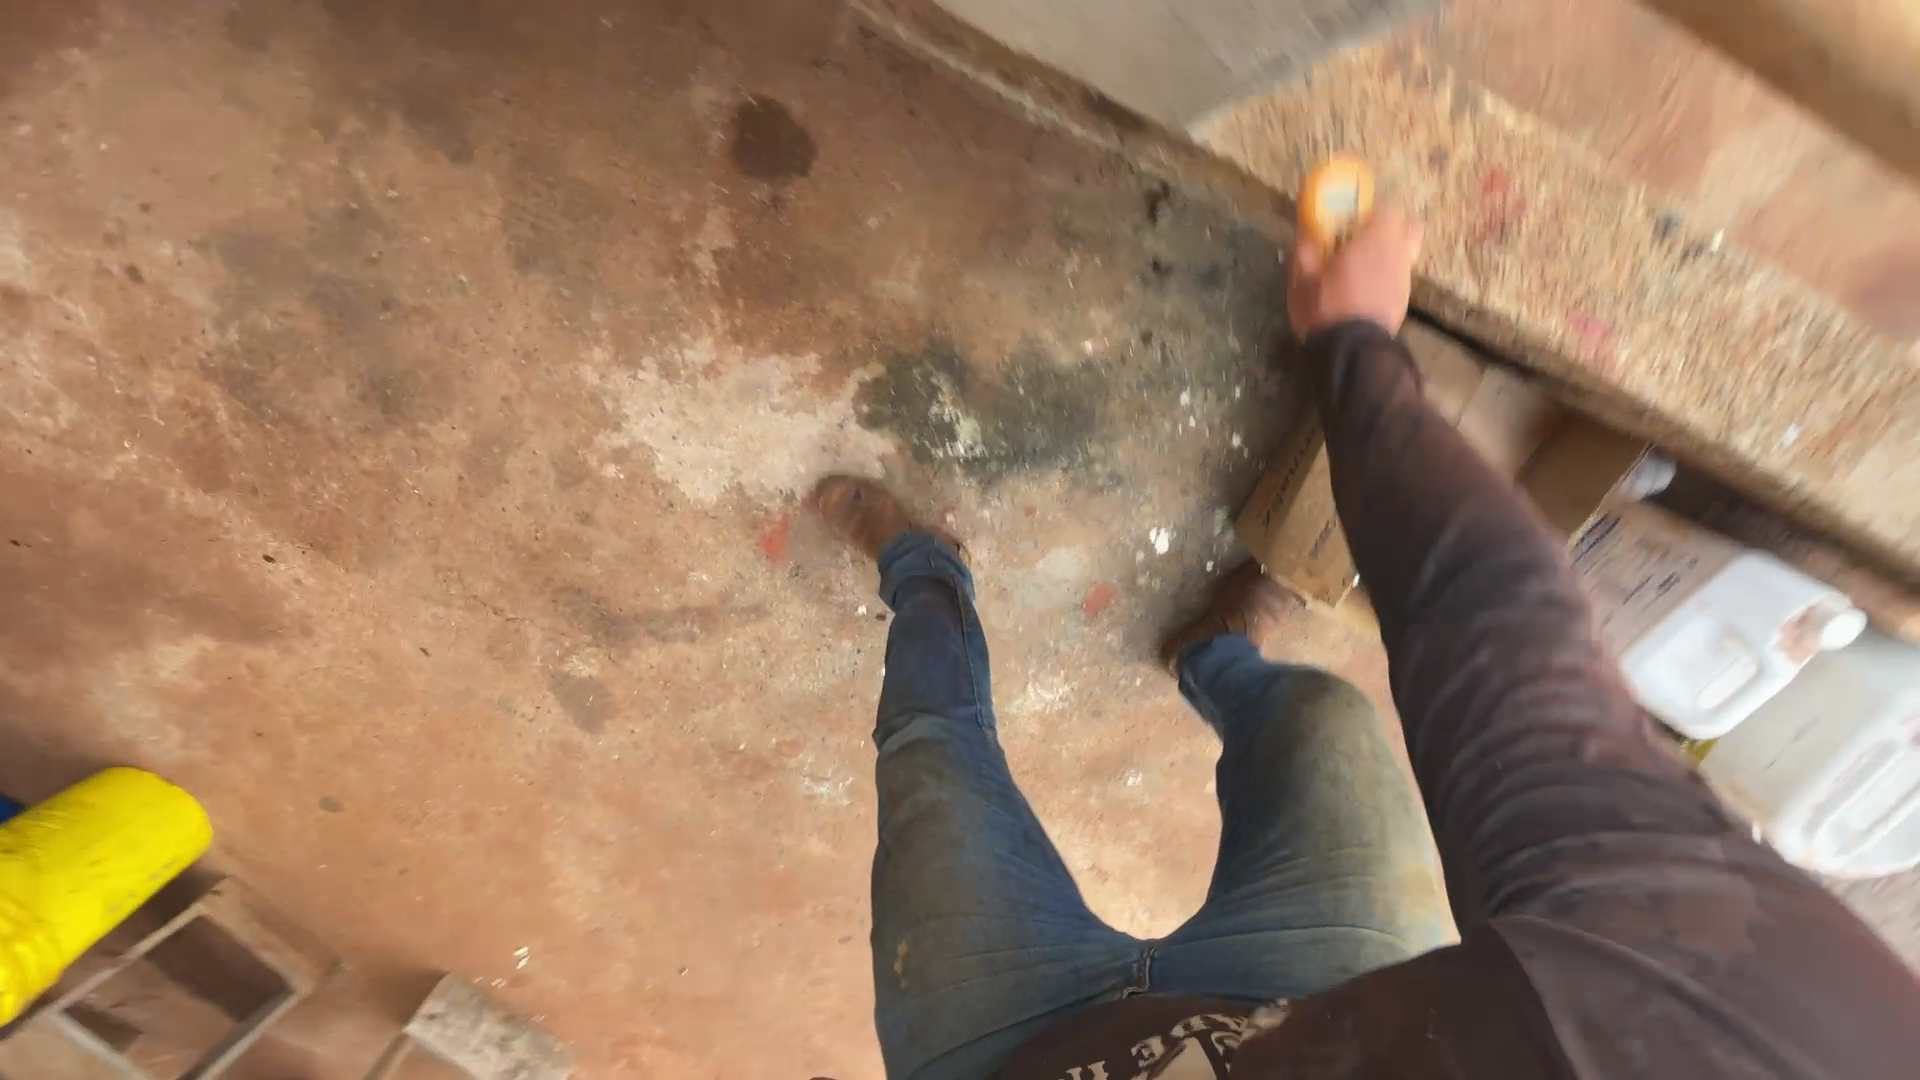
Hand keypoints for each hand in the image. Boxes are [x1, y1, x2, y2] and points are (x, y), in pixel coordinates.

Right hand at [1287, 205, 1423, 337]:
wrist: (1353, 349)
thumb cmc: (1327, 308)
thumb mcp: (1303, 280)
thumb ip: (1305, 251)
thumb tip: (1305, 232)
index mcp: (1374, 240)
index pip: (1387, 208)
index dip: (1370, 211)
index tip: (1351, 221)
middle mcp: (1397, 252)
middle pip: (1407, 226)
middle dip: (1389, 228)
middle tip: (1363, 241)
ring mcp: (1404, 276)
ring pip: (1405, 252)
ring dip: (1387, 253)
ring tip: (1362, 269)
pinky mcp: (1404, 298)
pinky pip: (1399, 275)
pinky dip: (1386, 276)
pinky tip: (1366, 290)